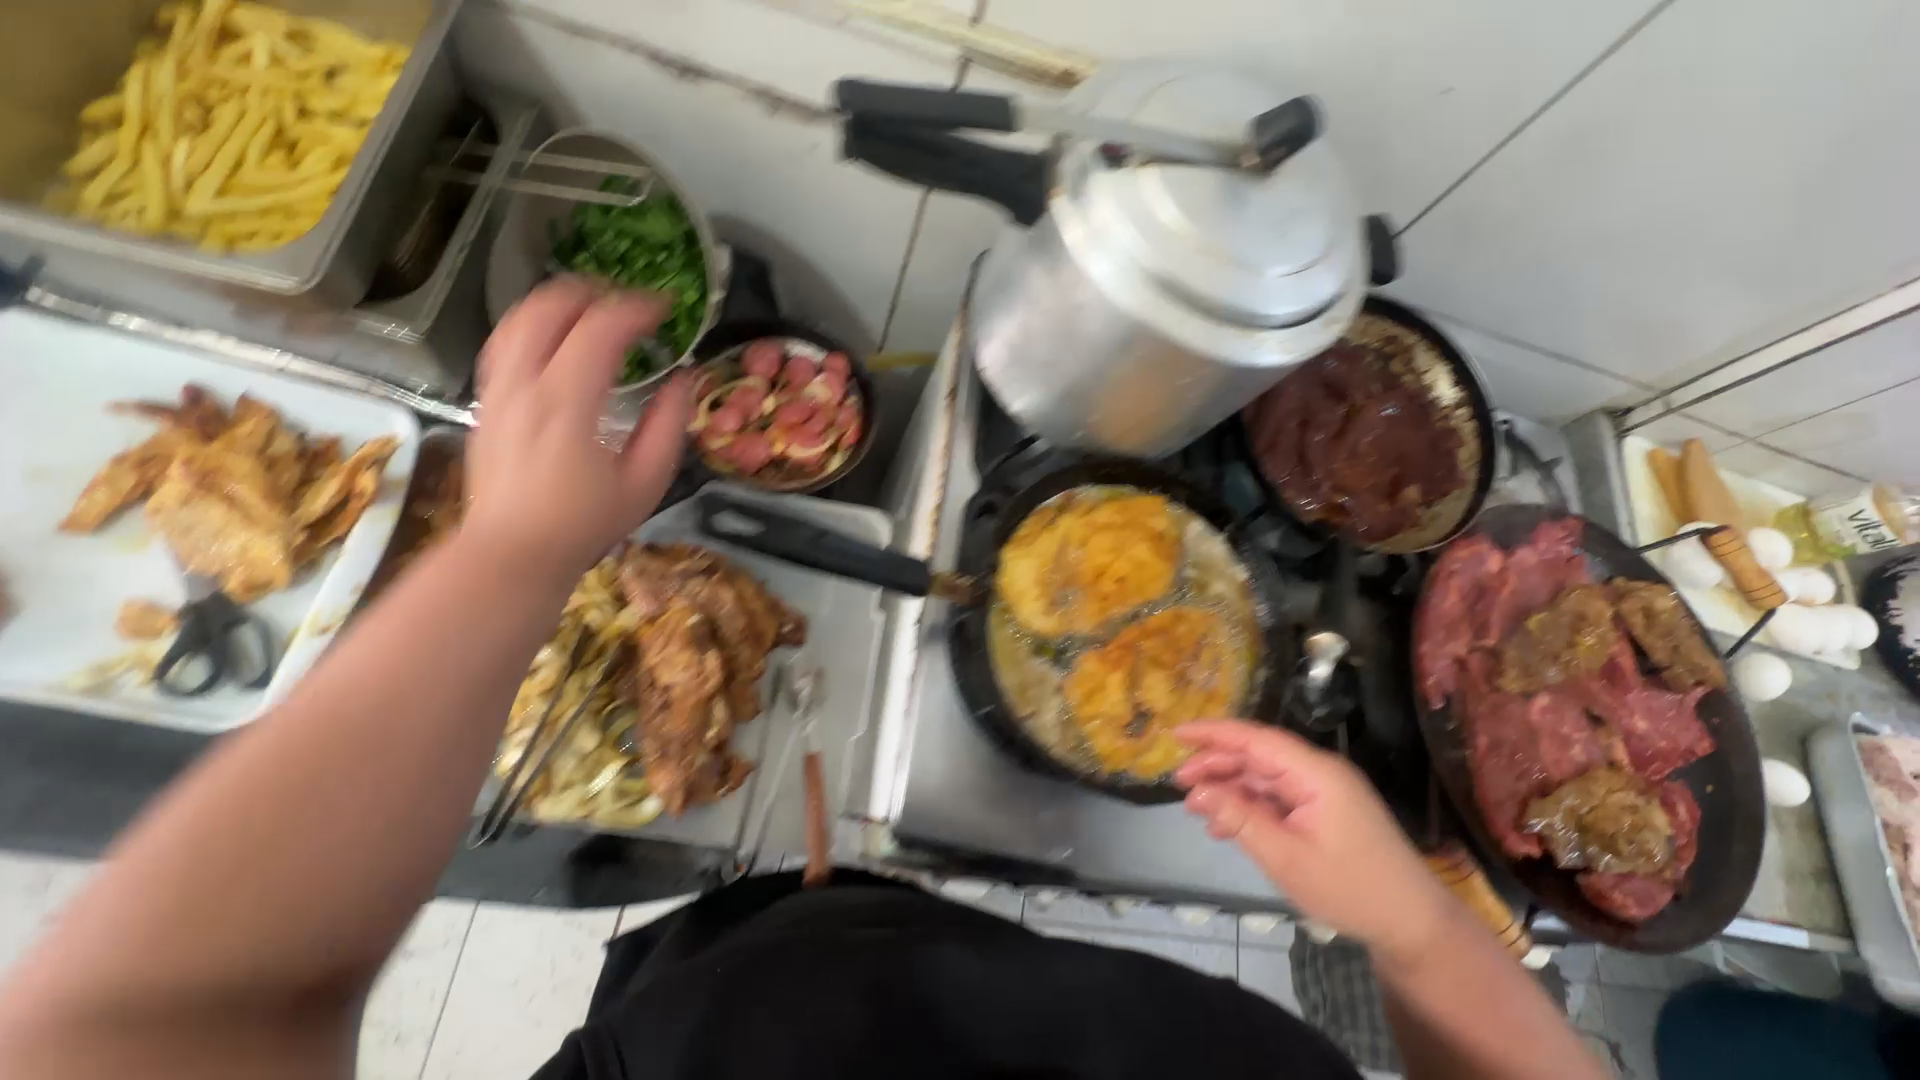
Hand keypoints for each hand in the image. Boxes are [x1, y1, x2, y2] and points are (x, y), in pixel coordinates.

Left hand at [465, 277, 694, 578]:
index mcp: (567, 403)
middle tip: (629, 306)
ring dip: (560, 303)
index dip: (638, 309)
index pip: (601, 327)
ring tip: (594, 311)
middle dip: (595, 293)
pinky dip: (534, 325)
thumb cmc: (583, 523)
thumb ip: (668, 426)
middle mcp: (524, 384)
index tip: (667, 311)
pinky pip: (504, 342)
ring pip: (519, 317)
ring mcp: (497, 390)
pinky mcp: (485, 401)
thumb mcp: (645, 483)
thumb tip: (683, 380)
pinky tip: (556, 340)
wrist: (512, 553)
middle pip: (550, 306)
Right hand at [1175, 720, 1455, 961]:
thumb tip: (1197, 790)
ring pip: (1264, 777)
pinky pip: (1278, 797)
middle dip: (1216, 764)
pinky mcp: (1324, 810)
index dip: (1213, 733)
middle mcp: (1319, 772)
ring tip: (1195, 809)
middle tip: (1177, 783)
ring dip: (1229, 789)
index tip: (1175, 735)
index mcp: (1315, 774)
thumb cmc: (1351, 889)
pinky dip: (1249, 807)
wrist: (1413, 924)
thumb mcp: (1285, 857)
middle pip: (1257, 755)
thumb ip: (1239, 818)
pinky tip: (1224, 826)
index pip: (1255, 739)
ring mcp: (1323, 791)